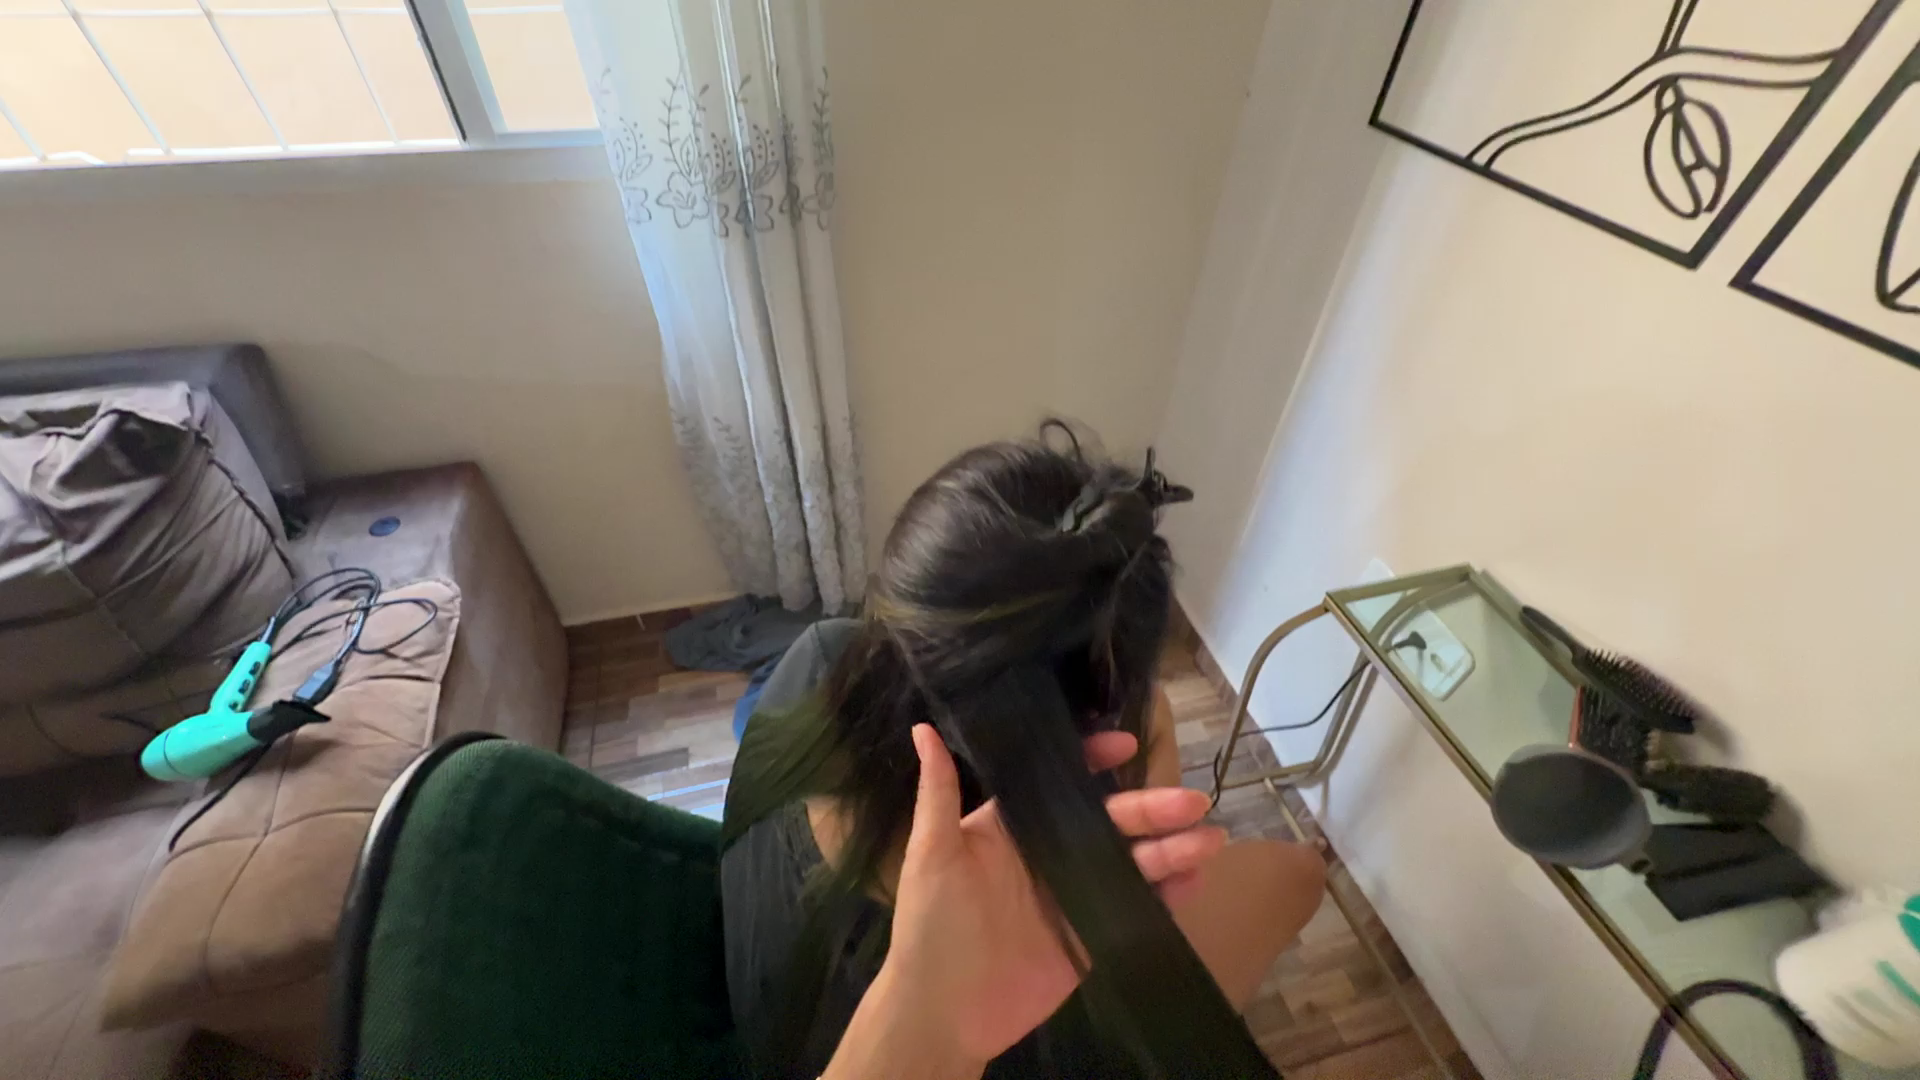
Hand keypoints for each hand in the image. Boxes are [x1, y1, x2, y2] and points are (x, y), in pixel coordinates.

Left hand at [825, 724, 1223, 1077]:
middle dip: (1151, 808)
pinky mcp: (1089, 937)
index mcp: (1015, 825)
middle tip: (1193, 800)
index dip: (1094, 761)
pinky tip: (1192, 885)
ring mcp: (1073, 895)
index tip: (1126, 743)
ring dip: (1169, 851)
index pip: (1059, 782)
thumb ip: (938, 792)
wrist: (940, 1013)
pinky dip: (1164, 900)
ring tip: (1210, 840)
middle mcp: (1049, 852)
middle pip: (1108, 821)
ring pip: (1128, 863)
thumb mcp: (932, 852)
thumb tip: (924, 727)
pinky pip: (1132, 912)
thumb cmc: (930, 923)